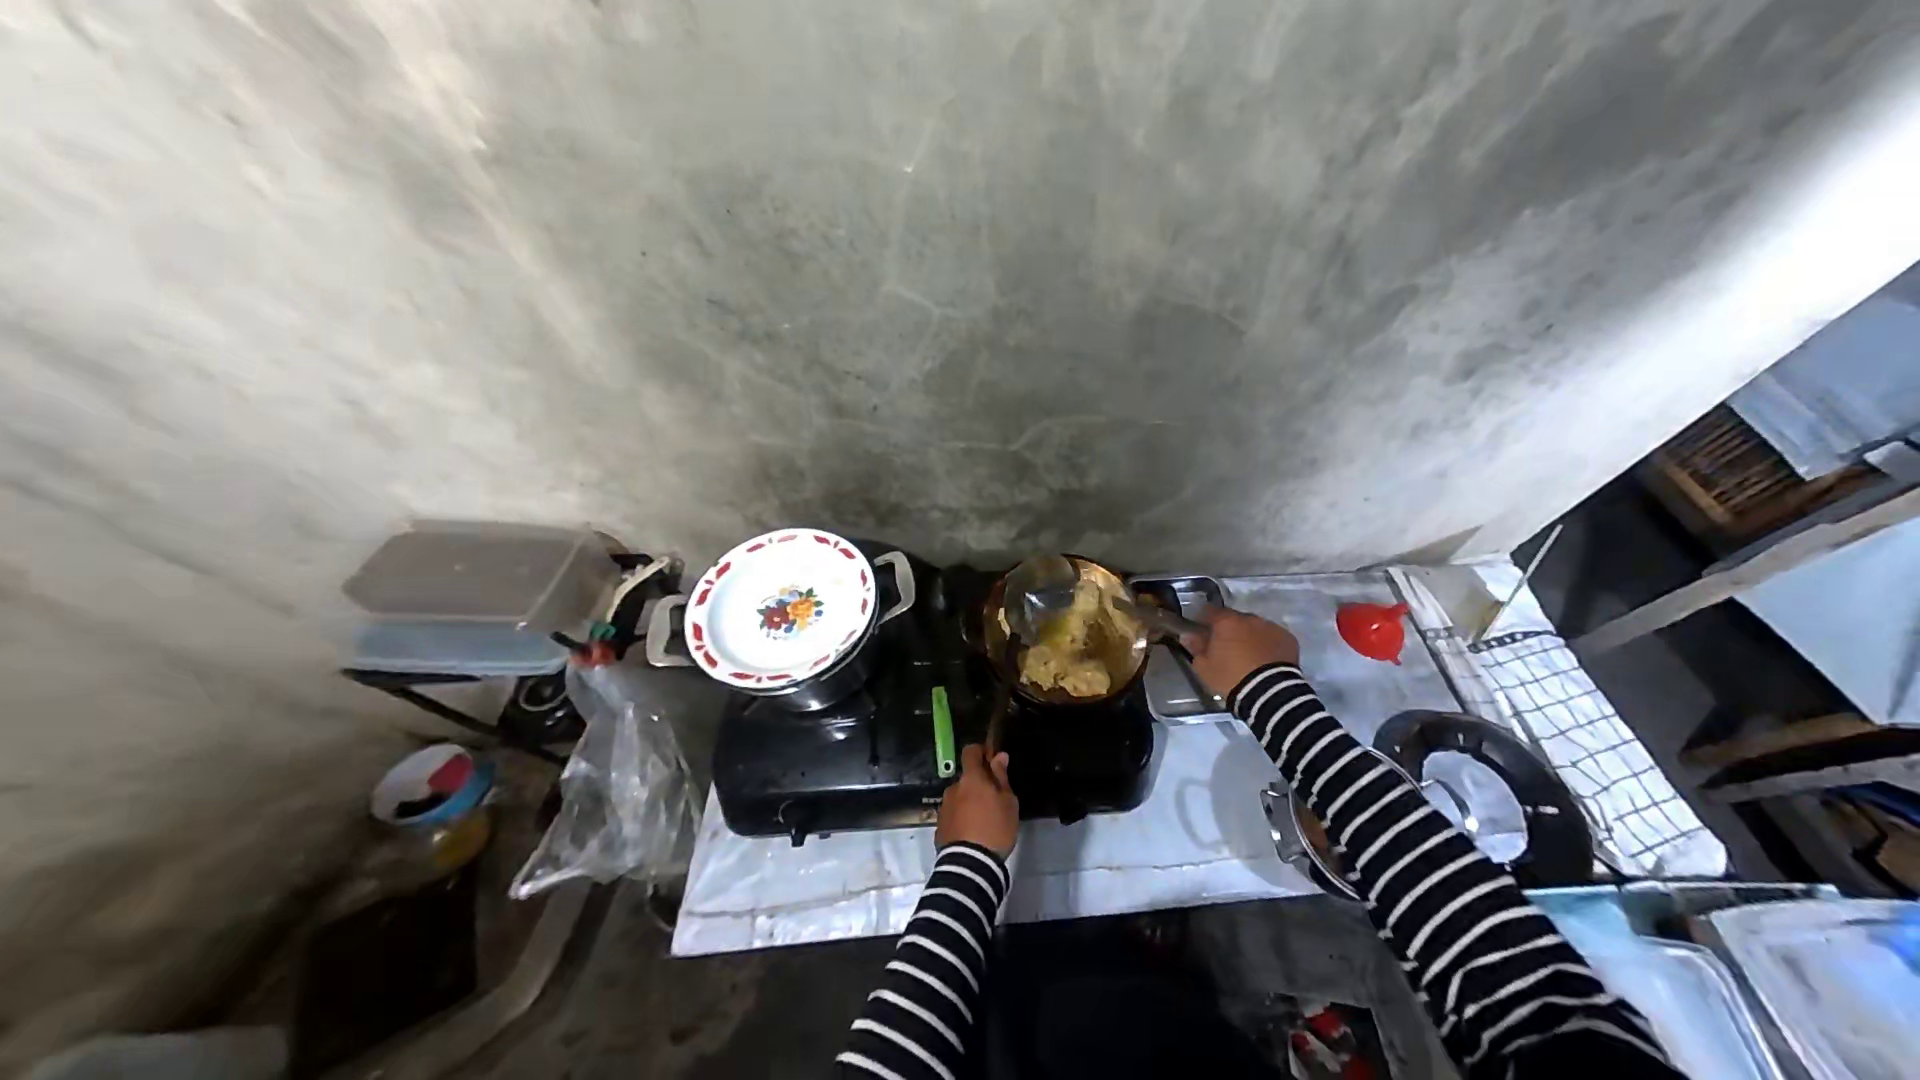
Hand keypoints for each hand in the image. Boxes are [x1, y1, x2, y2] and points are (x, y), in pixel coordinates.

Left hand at [935, 744, 1018, 857]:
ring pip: (959, 797)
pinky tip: (971, 834)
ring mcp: (944, 807)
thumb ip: (1001, 777)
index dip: (980, 752)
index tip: (991, 760)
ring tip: (983, 822)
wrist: (970, 864)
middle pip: (966, 779)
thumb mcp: (1008, 803)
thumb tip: (999, 756)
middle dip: (978, 785)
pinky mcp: (939, 826)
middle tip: (993, 802)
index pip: (970, 752)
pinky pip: (953, 815)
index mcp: (971, 779)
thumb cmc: (995, 828)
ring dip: (969, 803)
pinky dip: (961, 818)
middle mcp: (953, 788)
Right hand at [1182, 606, 1301, 697]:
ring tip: (1248, 655)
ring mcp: (1271, 627)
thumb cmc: (1230, 677)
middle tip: (1227, 647)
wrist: (1269, 693)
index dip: (1204, 620)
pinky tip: (1265, 659)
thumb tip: (1189, 635)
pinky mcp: (1288, 638)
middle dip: (1230, 629)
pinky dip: (1267, 643)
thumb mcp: (1204, 667)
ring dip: (1249, 635)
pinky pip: (1272, 637)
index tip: (1202, 632)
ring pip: (1255, 627)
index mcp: (1226, 621)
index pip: (1209, 611)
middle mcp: (1249, 618)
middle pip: (1235, 619)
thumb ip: (1196, 647)